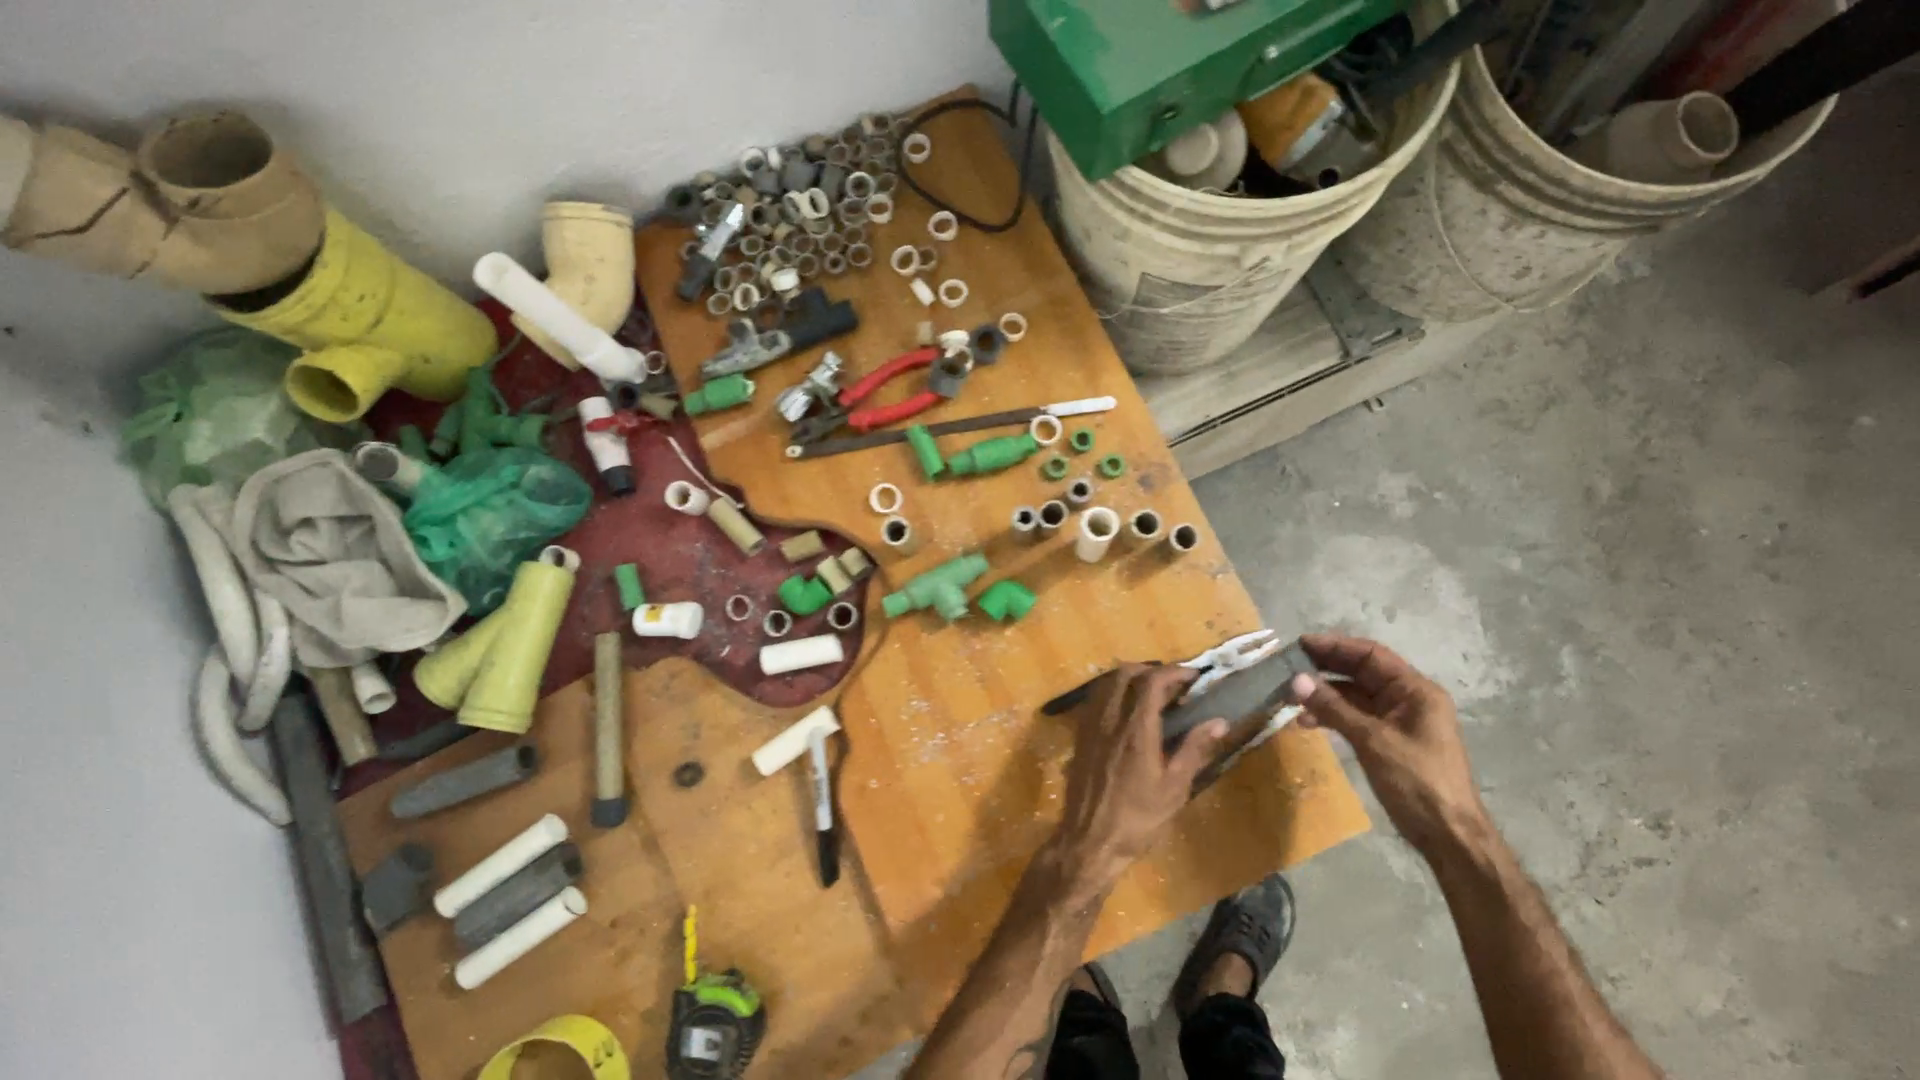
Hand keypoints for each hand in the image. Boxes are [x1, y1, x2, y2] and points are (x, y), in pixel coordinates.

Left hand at [1048, 664, 1229, 897]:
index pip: (1152, 681)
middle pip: (1125, 673)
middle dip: (1151, 670)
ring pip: (1106, 683)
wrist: (1089, 841)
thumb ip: (1194, 749)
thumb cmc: (1138, 819)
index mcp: (1136, 729)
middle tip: (1173, 686)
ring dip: (1130, 679)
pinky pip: (1094, 700)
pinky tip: (1126, 712)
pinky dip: (1112, 693)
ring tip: (1152, 695)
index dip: (1174, 672)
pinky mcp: (1079, 737)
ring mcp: (1090, 726)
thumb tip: (1219, 722)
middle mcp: (1109, 719)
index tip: (1194, 677)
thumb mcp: (1174, 788)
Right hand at [1289, 633, 1490, 859]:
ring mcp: (1399, 721)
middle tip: (1287, 668)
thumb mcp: (1373, 741)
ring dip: (1324, 695)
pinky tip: (1307, 723)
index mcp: (1416, 691)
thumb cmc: (1417, 782)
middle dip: (1325, 669)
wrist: (1448, 835)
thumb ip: (1334, 708)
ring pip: (1355, 696)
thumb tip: (1296, 679)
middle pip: (1361, 673)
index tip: (1299, 644)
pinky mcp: (1388, 741)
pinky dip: (1332, 717)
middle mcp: (1409, 699)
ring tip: (1290, 699)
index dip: (1335, 646)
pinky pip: (1355, 718)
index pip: (1371, 655)